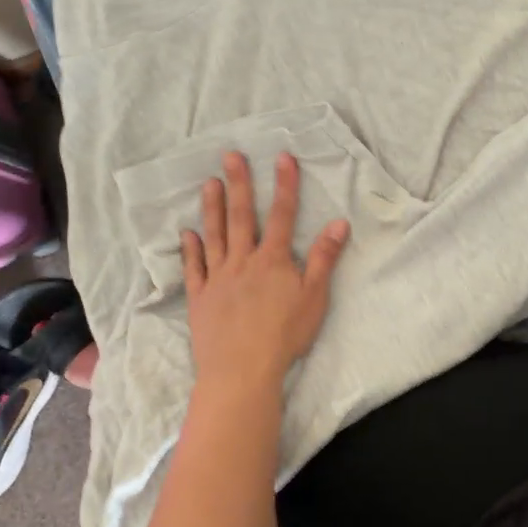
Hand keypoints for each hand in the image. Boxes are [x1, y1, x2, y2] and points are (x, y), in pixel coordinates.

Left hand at [180, 151, 350, 401]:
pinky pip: (194, 268)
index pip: (281, 214)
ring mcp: (218, 278)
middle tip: (231, 155)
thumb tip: (339, 223)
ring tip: (209, 182)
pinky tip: (188, 233)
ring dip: (212, 207)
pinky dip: (191, 249)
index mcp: (273, 260)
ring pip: (215, 235)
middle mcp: (243, 261)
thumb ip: (324, 258)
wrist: (242, 370)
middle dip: (239, 184)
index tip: (282, 157)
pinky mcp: (200, 298)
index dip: (285, 185)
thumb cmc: (285, 335)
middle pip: (241, 216)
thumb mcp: (315, 296)